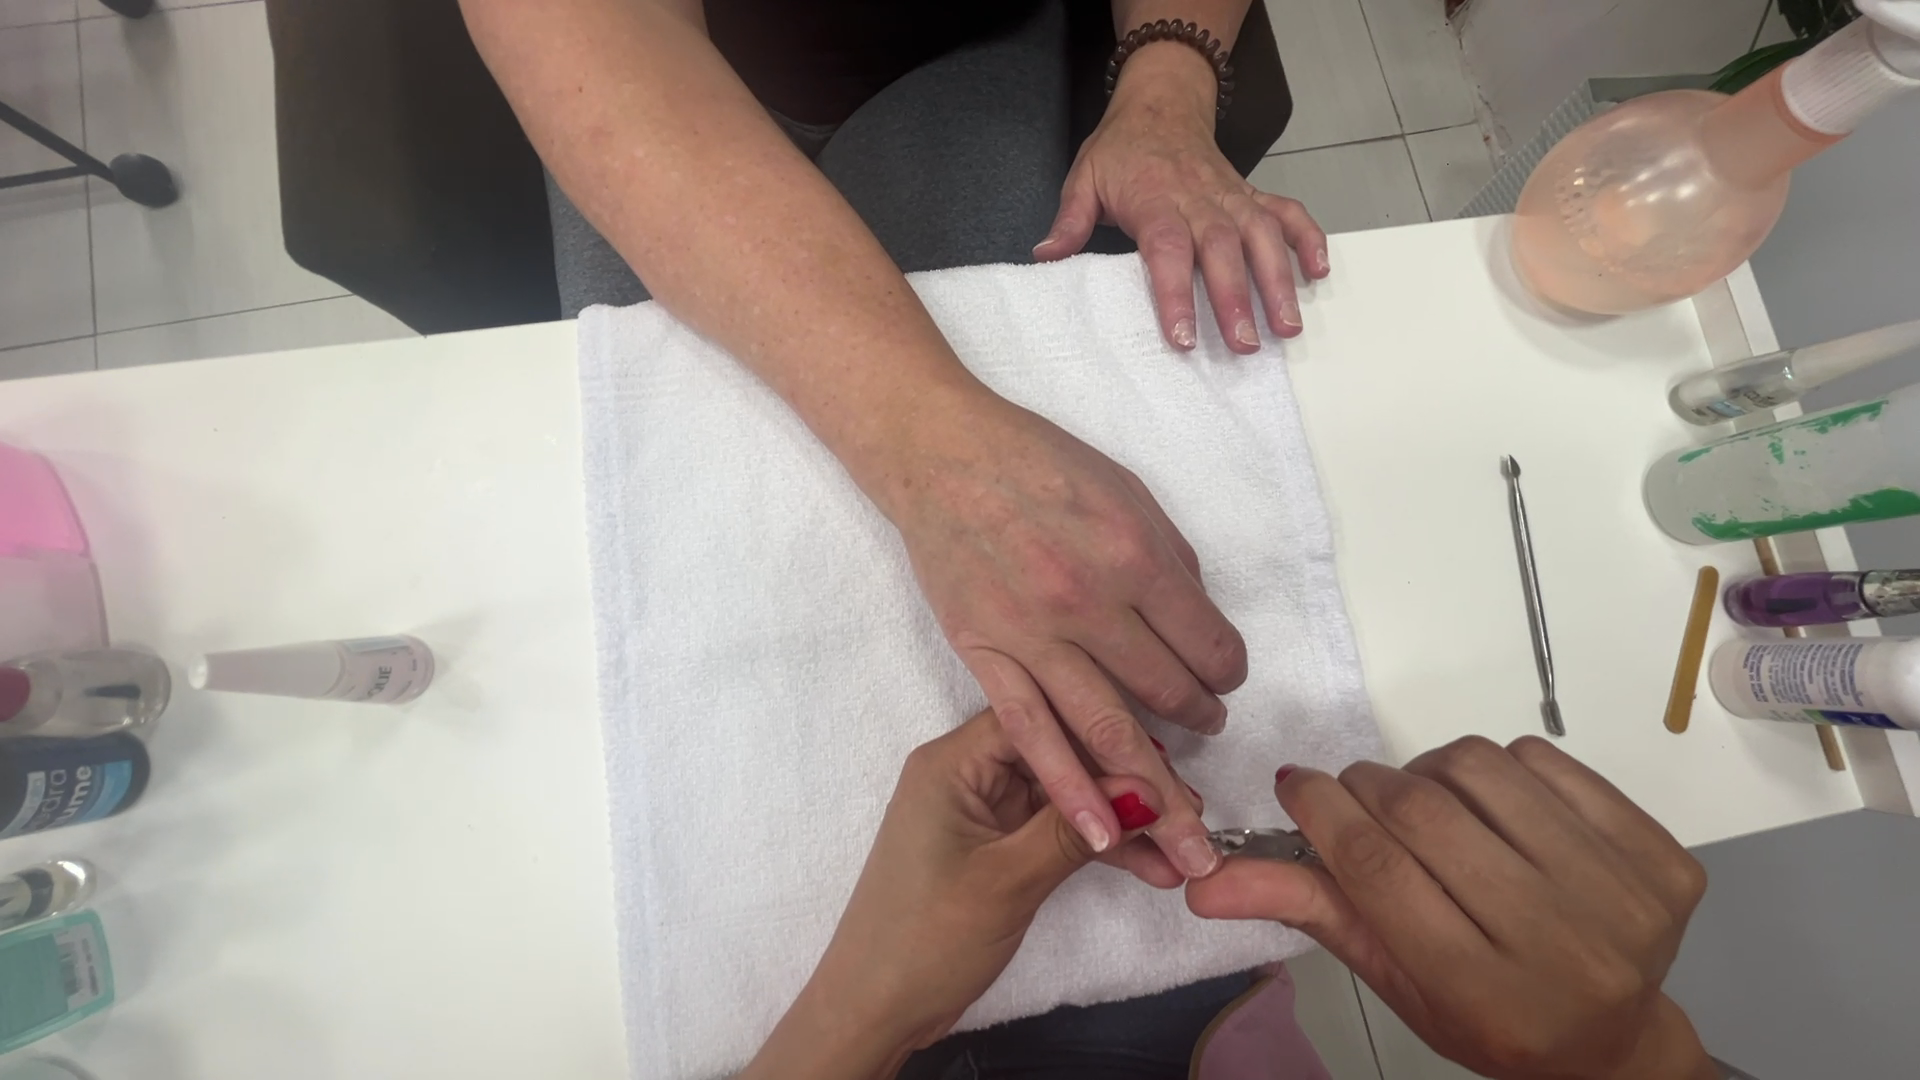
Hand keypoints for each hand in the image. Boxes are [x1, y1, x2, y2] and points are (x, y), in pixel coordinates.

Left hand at [739, 709, 1167, 1079]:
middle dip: (1123, 787)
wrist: (872, 1010)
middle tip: (1190, 811)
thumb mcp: (1006, 881)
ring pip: (1063, 797)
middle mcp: (967, 770)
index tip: (1166, 767)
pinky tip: (1149, 867)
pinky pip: (1053, 829)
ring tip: (1184, 847)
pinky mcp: (994, 842)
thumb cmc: (927, 937)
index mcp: (953, 760)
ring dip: (1118, 824)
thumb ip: (1074, 831)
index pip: (1039, 722)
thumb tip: (1148, 791)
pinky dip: (1095, 848)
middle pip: (1058, 758)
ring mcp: (982, 807)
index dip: (1103, 739)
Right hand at [883, 395, 1244, 883]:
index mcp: (1135, 555)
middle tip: (1208, 725)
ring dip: (1156, 776)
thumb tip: (1196, 622)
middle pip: (1169, 692)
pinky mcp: (986, 656)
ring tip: (1181, 803)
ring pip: (1108, 728)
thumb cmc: (1038, 462)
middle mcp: (1092, 605)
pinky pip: (1034, 734)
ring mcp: (1034, 637)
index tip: (1223, 675)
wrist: (944, 459)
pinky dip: (1072, 788)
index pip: (1209, 643)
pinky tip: (1105, 834)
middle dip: (1202, 719)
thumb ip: (1169, 559)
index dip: (1228, 669)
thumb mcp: (1125, 489)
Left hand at [1034, 41, 1328, 353]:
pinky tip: (1319, 271)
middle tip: (1244, 345)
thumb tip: (1045, 257)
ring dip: (1279, 281)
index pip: (1168, 251)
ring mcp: (1231, 196)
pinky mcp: (1251, 194)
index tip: (1184, 338)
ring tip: (1287, 327)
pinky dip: (1308, 237)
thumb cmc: (1121, 150)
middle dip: (1237, 299)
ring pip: (1263, 236)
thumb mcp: (1084, 180)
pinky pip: (1287, 212)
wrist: (1161, 102)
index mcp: (1156, 201)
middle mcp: (1201, 199)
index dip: (1175, 295)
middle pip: (1223, 250)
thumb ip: (1069, 222)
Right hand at [1187, 737, 1717, 1079]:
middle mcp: (1563, 948)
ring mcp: (1624, 899)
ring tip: (1432, 805)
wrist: (1612, 1044)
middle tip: (1358, 796)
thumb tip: (1202, 881)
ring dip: (1429, 771)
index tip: (1296, 785)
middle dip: (1366, 785)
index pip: (1375, 867)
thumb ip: (1299, 908)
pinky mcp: (1663, 859)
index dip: (1320, 808)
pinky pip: (1540, 757)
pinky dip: (1497, 767)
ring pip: (1476, 766)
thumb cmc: (1475, 1011)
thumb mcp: (1380, 970)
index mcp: (1482, 991)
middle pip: (1420, 811)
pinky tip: (1496, 811)